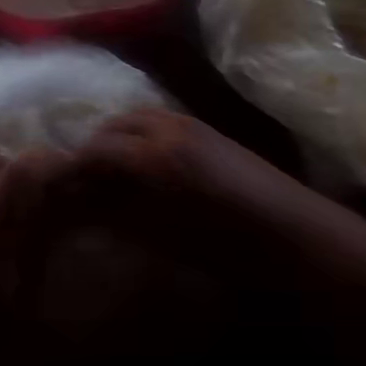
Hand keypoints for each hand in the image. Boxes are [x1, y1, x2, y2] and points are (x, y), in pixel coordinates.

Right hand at [64, 108, 365, 277]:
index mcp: (156, 158)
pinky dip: (143, 134)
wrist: (302, 239)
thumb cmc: (230, 249)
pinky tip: (147, 164)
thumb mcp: (164, 237)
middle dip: (96, 145)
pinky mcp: (213, 132)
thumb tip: (85, 205)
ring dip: (120, 136)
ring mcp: (195, 126)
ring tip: (114, 167)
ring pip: (140, 117)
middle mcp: (171, 130)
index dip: (75, 166)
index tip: (63, 186)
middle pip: (116, 124)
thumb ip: (119, 215)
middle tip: (86, 175)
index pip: (97, 149)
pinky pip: (164, 122)